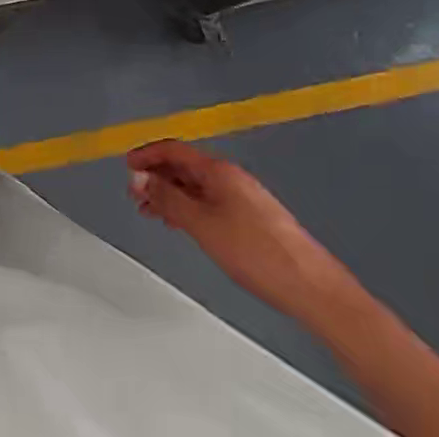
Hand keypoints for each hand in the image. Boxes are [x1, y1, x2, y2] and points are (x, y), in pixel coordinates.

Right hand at [126, 139, 353, 320]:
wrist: (313, 289)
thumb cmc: (254, 252)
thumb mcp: (201, 224)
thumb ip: (167, 198)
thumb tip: (139, 177)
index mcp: (219, 171)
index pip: (174, 150)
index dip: (147, 154)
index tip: (126, 166)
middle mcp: (231, 178)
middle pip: (185, 166)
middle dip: (156, 176)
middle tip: (134, 194)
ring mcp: (244, 198)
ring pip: (196, 186)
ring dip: (169, 194)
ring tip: (150, 211)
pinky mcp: (252, 218)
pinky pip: (209, 202)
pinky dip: (187, 207)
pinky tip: (180, 223)